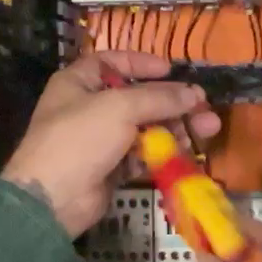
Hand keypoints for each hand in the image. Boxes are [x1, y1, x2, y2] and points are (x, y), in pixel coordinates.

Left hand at [1, 51, 220, 237]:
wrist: (53, 198)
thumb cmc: (80, 139)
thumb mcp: (119, 108)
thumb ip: (159, 98)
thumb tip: (195, 93)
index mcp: (78, 82)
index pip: (113, 63)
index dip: (142, 64)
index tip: (171, 70)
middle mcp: (89, 108)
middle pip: (138, 98)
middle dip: (172, 102)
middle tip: (204, 106)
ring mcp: (100, 140)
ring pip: (145, 128)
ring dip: (176, 127)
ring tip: (208, 128)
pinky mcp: (111, 168)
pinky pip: (143, 154)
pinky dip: (164, 152)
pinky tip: (188, 152)